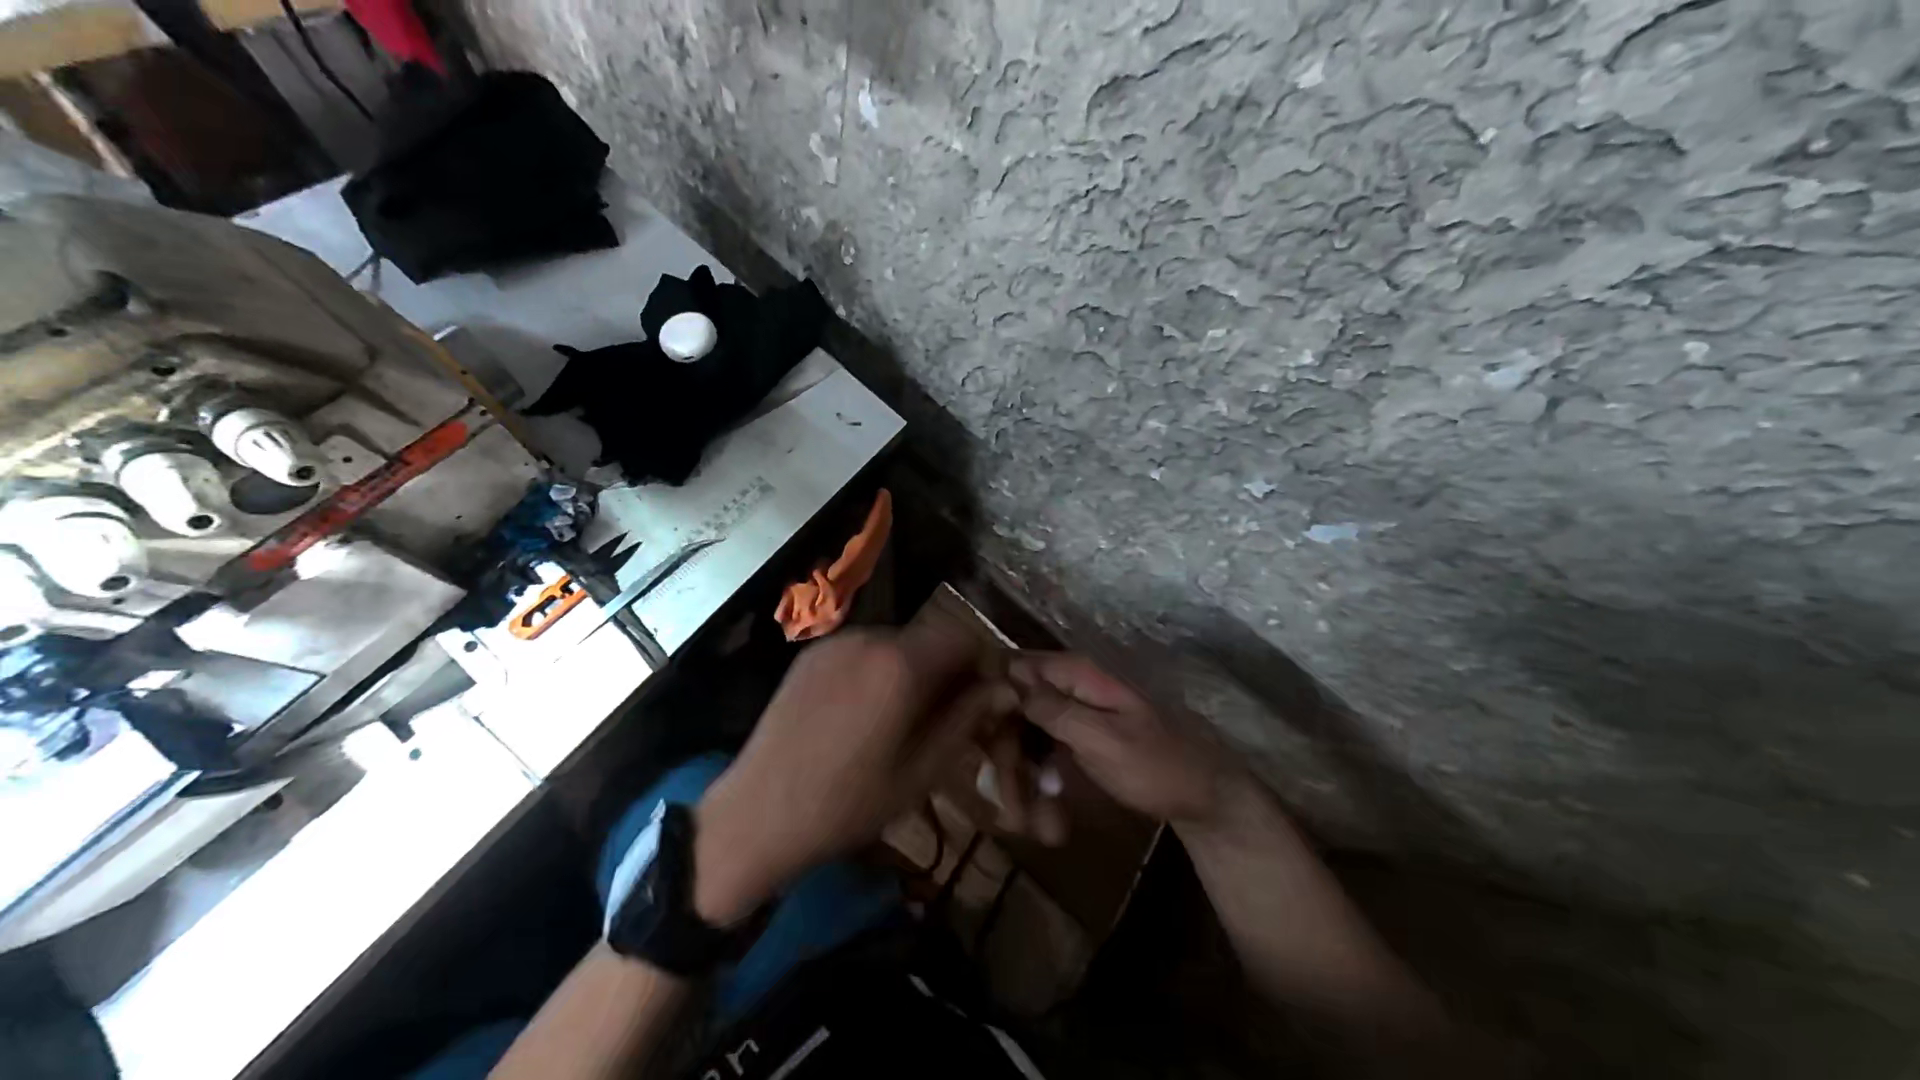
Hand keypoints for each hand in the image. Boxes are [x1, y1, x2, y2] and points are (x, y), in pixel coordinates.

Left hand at [691, 626, 1015, 923]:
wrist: (757, 815)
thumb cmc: (848, 804)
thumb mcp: (921, 771)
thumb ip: (966, 720)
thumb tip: (1004, 689)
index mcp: (901, 664)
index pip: (965, 637)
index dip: (982, 665)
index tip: (982, 702)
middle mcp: (870, 637)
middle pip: (930, 637)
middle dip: (947, 669)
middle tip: (946, 716)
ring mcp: (835, 643)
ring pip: (897, 643)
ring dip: (913, 669)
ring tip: (903, 719)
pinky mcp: (811, 655)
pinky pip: (862, 651)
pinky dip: (878, 670)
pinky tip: (865, 713)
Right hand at [1008, 652, 1231, 827]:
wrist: (1202, 796)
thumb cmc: (1157, 766)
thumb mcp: (1104, 740)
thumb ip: (1055, 709)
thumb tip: (1007, 681)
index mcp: (1076, 673)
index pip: (1012, 667)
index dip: (989, 700)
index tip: (979, 741)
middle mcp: (1068, 684)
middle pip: (1012, 702)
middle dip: (1003, 746)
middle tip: (1006, 797)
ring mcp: (1070, 709)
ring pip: (1021, 727)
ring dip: (1017, 767)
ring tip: (1022, 813)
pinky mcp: (1073, 734)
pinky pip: (1039, 745)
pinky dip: (1034, 773)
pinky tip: (1039, 808)